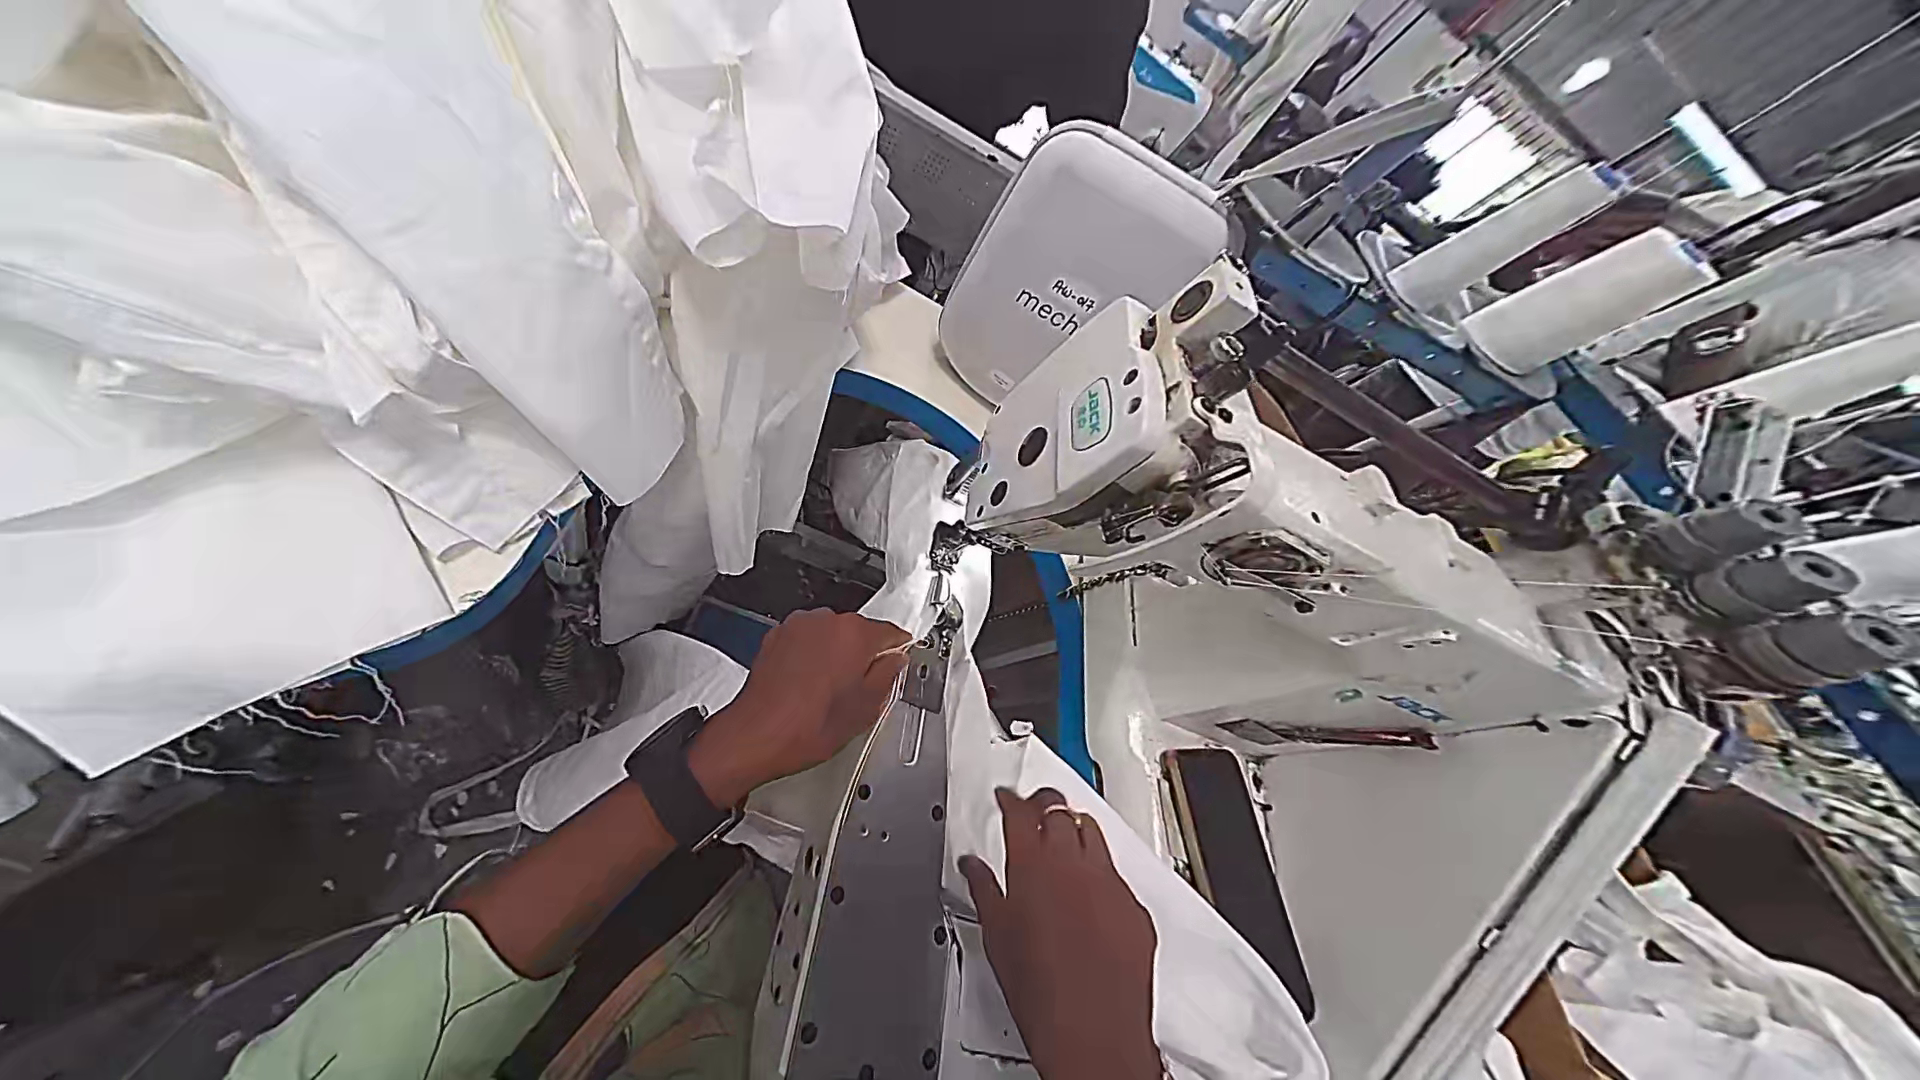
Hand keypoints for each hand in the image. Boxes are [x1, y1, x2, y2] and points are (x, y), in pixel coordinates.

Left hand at [688, 609, 909, 805]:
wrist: (756, 735)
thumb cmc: (803, 727)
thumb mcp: (866, 708)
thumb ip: (888, 676)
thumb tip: (894, 663)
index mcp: (855, 634)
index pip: (892, 633)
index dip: (898, 650)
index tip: (897, 661)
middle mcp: (827, 622)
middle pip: (860, 631)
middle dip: (864, 654)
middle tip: (860, 686)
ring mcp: (799, 626)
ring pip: (831, 634)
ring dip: (836, 653)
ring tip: (829, 690)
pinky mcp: (777, 636)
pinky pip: (807, 640)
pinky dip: (811, 655)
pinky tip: (809, 685)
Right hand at [961, 789, 1160, 1079]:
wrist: (1093, 1035)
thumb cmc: (1041, 993)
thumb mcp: (997, 935)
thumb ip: (984, 888)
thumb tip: (973, 867)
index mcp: (1031, 865)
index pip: (1019, 811)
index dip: (1010, 797)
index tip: (1006, 797)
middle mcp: (1071, 863)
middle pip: (1057, 809)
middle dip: (1043, 805)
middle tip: (1034, 811)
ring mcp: (1106, 881)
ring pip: (1091, 830)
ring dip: (1074, 828)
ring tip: (1064, 840)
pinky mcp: (1133, 904)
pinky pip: (1116, 871)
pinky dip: (1100, 870)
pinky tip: (1090, 890)